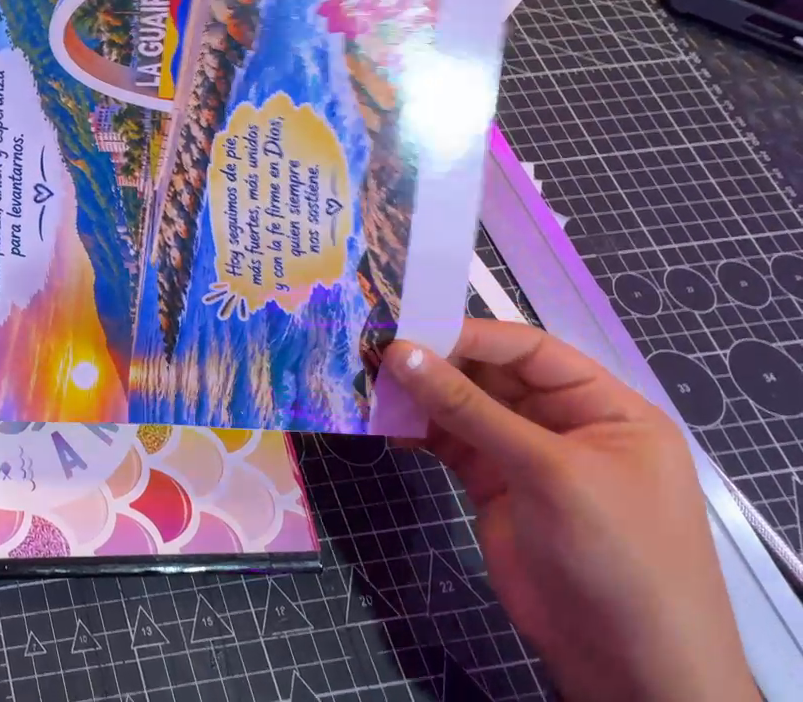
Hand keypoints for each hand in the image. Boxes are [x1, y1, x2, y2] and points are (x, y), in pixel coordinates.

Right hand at [383, 321, 756, 701]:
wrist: (626, 657)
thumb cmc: (615, 553)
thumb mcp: (547, 472)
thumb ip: (469, 409)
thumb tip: (398, 352)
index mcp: (604, 409)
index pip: (528, 350)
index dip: (466, 336)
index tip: (401, 331)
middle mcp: (562, 423)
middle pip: (487, 374)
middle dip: (431, 364)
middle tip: (367, 354)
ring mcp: (523, 455)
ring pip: (458, 406)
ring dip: (414, 396)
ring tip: (363, 387)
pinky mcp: (491, 483)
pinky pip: (445, 440)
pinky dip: (412, 430)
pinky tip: (381, 425)